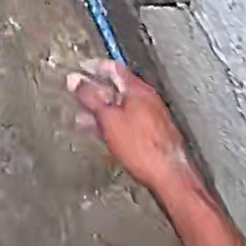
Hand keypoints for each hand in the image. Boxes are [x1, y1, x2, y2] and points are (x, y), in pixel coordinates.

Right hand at [67, 59, 201, 196]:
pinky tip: (103, 134)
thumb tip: (75, 79)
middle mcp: (148, 99)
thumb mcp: (108, 118)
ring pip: (122, 107)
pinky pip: (129, 121)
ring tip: (83, 120)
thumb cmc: (141, 147)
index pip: (114, 68)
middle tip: (78, 96)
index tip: (80, 68)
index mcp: (138, 89)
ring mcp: (153, 118)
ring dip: (102, 111)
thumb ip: (90, 97)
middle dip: (95, 92)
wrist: (171, 180)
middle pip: (117, 88)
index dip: (94, 66)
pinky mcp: (154, 135)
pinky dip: (113, 123)